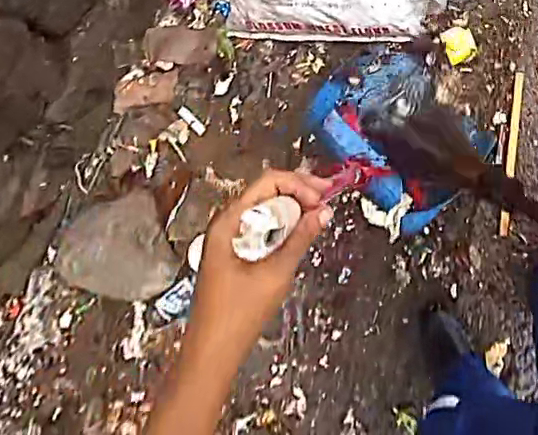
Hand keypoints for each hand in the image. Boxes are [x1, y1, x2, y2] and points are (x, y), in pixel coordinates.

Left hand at [191, 169, 333, 355]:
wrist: (210, 355)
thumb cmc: (237, 316)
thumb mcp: (275, 274)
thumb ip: (300, 239)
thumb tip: (323, 211)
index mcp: (229, 220)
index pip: (267, 182)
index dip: (298, 184)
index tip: (321, 197)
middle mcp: (227, 221)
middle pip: (266, 191)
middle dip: (298, 191)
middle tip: (326, 196)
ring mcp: (229, 236)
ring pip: (264, 208)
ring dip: (292, 207)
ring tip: (317, 210)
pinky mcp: (234, 252)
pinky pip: (261, 225)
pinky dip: (282, 224)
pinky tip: (299, 229)